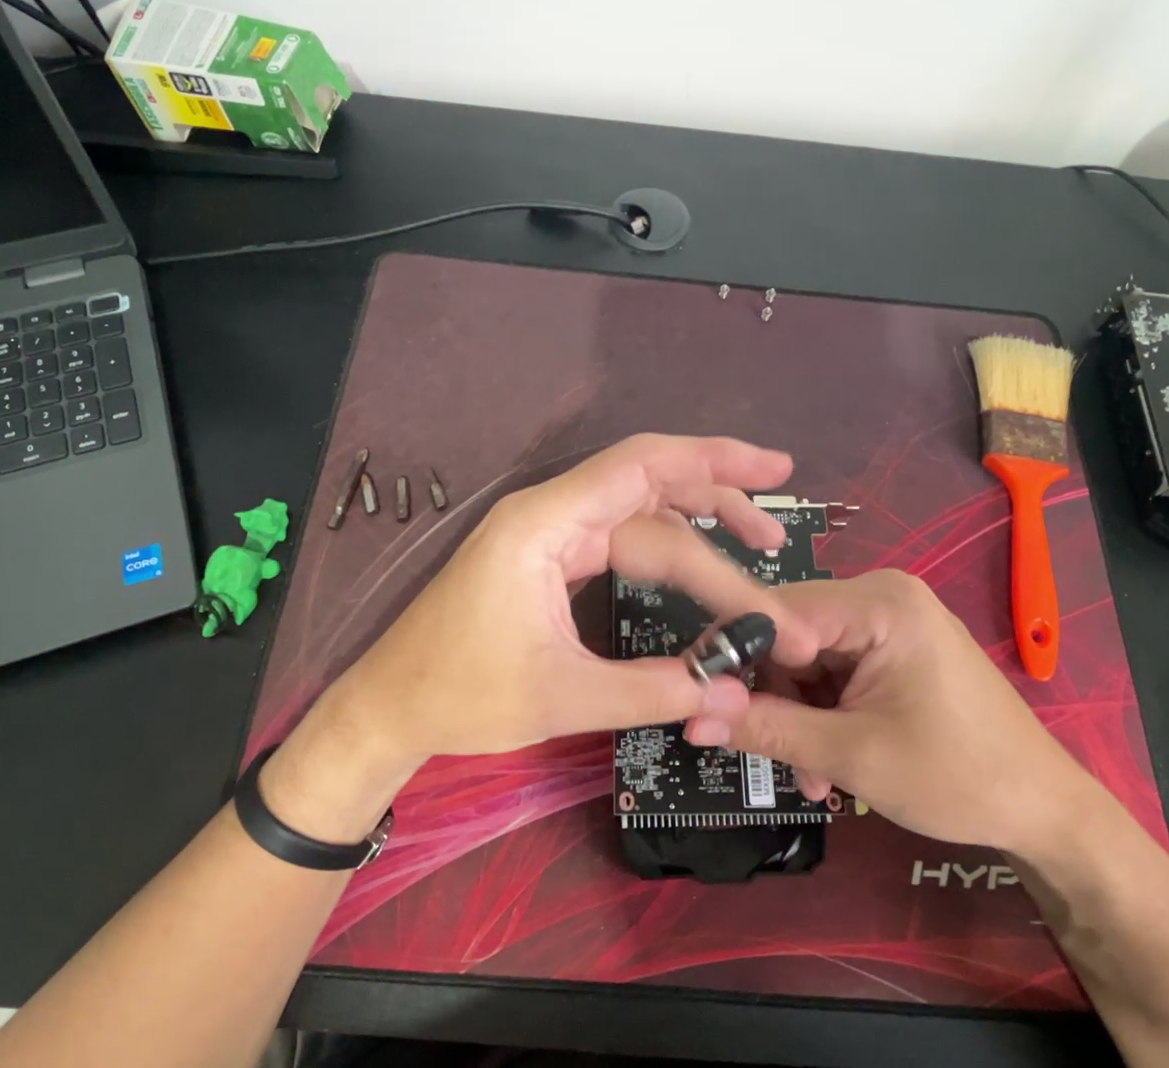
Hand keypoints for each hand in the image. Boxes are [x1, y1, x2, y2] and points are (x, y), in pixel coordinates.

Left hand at [261, 435, 820, 841]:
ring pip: (638, 518)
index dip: (713, 460)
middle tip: (778, 535)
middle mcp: (549, 517)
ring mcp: (547, 538)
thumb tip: (731, 692)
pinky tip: (698, 568)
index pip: (642, 468)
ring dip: (697, 532)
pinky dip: (664, 553)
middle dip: (719, 508)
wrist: (390, 708)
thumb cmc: (461, 695)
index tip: (775, 469)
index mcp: (544, 526)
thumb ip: (654, 691)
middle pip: (650, 492)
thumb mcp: (565, 698)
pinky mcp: (547, 563)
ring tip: (759, 549)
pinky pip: (619, 543)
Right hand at [683, 570, 1094, 854]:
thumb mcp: (850, 755)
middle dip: (771, 696)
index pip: (774, 610)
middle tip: (762, 752)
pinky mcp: (893, 649)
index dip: (731, 654)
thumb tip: (689, 716)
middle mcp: (881, 596)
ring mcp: (889, 622)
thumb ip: (766, 729)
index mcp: (880, 603)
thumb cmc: (955, 776)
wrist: (1042, 808)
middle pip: (786, 633)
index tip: (697, 700)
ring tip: (812, 778)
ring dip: (795, 716)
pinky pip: (832, 671)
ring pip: (804, 658)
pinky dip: (820, 714)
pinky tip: (828, 765)